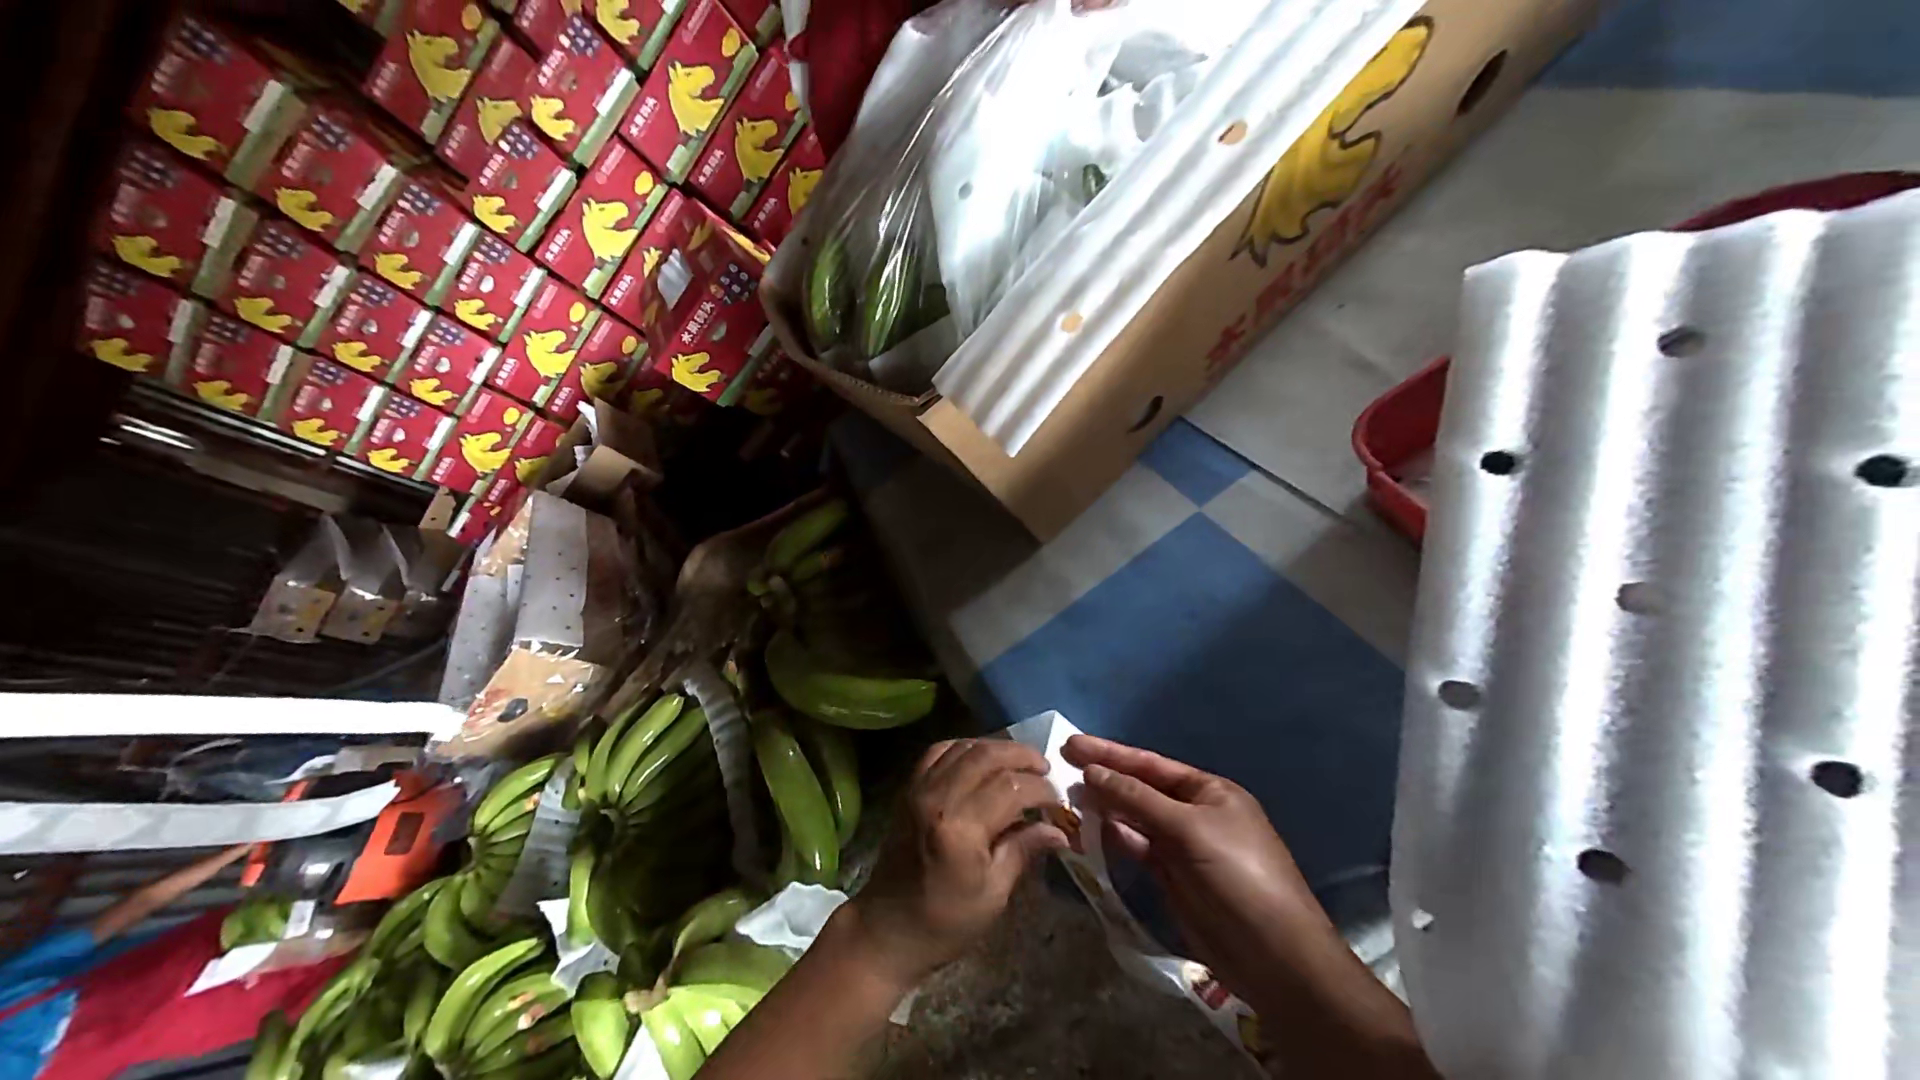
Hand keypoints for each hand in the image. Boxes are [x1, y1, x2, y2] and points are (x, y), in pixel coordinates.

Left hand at [846, 738, 1068, 986]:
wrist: (886, 929)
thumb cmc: (944, 921)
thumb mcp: (993, 893)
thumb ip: (1023, 850)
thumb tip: (1059, 830)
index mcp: (960, 828)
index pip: (1011, 787)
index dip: (1041, 790)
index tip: (1057, 802)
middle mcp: (937, 798)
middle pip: (987, 755)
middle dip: (1022, 756)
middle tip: (1044, 768)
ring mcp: (919, 789)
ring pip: (963, 747)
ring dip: (995, 748)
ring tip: (1018, 762)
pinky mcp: (908, 789)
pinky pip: (938, 751)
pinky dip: (964, 748)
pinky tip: (981, 759)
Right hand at [1065, 735, 1433, 1076]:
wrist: (1273, 954)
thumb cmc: (1237, 874)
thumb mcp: (1189, 828)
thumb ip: (1137, 798)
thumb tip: (1093, 772)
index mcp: (1208, 790)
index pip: (1150, 764)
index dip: (1111, 753)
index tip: (1073, 744)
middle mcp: (1193, 812)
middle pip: (1140, 788)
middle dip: (1103, 777)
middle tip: (1060, 765)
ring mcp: (1182, 846)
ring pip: (1134, 818)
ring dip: (1104, 807)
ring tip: (1068, 796)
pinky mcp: (1172, 877)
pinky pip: (1137, 847)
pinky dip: (1115, 837)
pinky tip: (1093, 829)